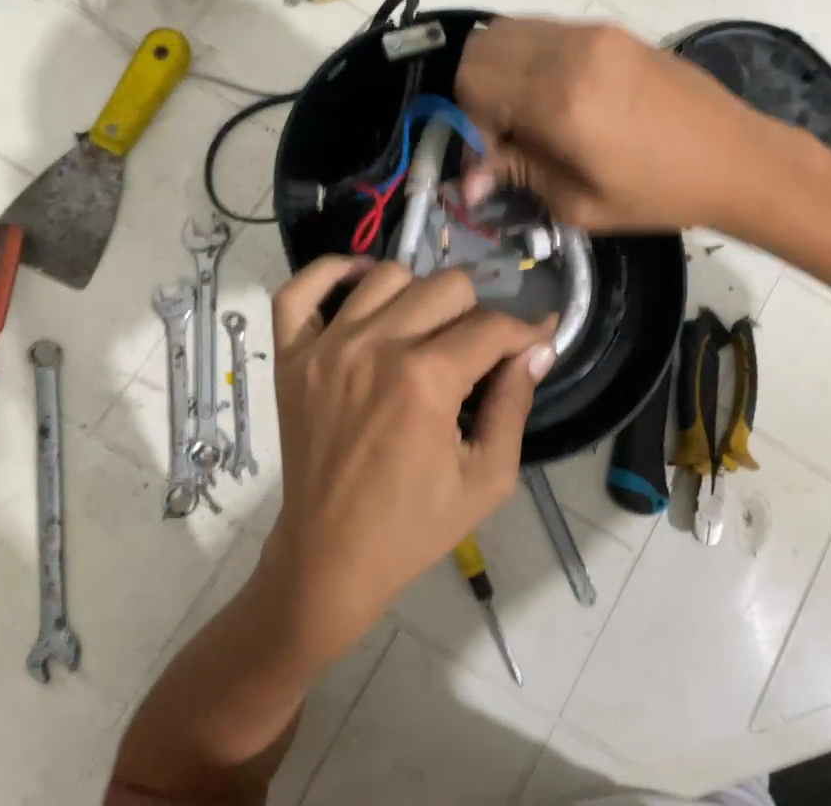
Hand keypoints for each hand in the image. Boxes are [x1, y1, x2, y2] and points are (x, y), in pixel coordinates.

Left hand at [260, 257, 555, 657]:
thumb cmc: (414, 526)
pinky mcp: (292, 357)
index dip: (525, 332)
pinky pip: (301, 289)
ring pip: (387, 276)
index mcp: (425, 380)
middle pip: (445, 286)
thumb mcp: (487, 477)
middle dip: (478, 312)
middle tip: (480, 349)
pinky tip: (363, 286)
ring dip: (419, 294)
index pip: (491, 326)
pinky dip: (332, 273)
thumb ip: (515, 404)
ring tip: (427, 330)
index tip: (538, 340)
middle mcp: (374, 347)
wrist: (330, 556)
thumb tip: (537, 349)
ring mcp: (326, 347)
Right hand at [455, 18, 769, 230]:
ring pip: (510, 31)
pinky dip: (529, 59)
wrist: (736, 158)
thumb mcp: (580, 203)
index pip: (472, 82)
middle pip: (482, 47)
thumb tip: (469, 177)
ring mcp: (594, 32)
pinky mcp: (612, 29)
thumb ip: (519, 175)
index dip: (469, 125)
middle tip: (503, 136)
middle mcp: (570, 51)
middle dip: (476, 93)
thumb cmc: (660, 194)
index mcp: (560, 98)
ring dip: (501, 73)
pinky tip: (555, 99)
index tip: (491, 162)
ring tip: (527, 118)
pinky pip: (545, 31)